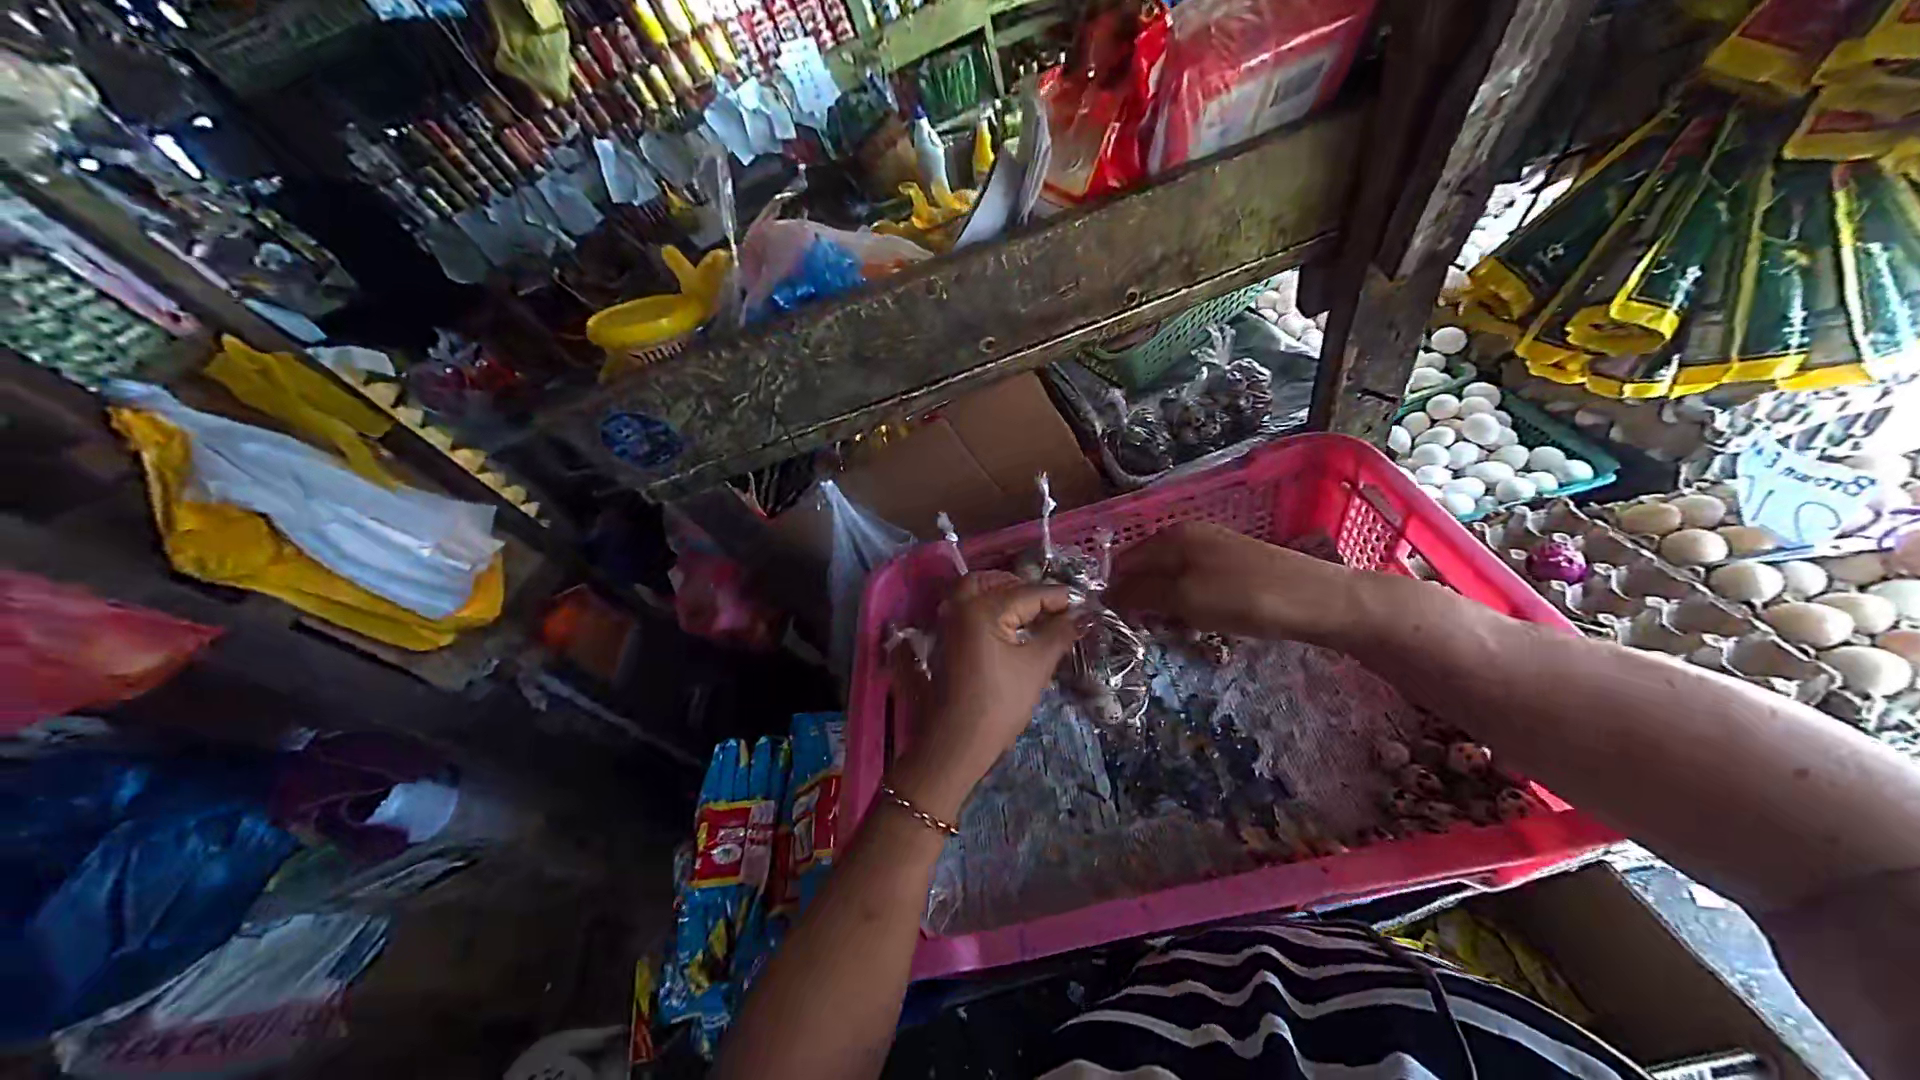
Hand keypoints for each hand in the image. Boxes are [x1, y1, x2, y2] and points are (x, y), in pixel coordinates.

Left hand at [891, 571, 1080, 819]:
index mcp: (981, 608)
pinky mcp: (945, 638)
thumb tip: (1084, 616)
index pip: (1027, 593)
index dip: (1058, 598)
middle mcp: (959, 605)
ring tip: (1032, 610)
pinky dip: (987, 606)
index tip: (1082, 606)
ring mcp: (947, 622)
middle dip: (1026, 588)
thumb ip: (1059, 634)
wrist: (956, 742)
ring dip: (1002, 592)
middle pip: (995, 582)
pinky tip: (1010, 624)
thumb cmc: (998, 704)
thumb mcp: (1035, 666)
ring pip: (976, 590)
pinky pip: (967, 607)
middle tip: (1054, 606)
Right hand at [1105, 522, 1357, 643]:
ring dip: (1168, 610)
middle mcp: (1187, 537)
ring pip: (1171, 583)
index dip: (1116, 594)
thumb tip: (1104, 596)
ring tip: (1183, 632)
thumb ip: (1139, 595)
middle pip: (1146, 572)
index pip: (1123, 563)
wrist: (1317, 601)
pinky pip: (1195, 588)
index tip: (1123, 626)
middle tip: (1156, 632)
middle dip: (1143, 604)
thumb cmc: (1243, 597)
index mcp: (1170, 537)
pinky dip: (1192, 608)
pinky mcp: (1233, 568)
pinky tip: (1206, 625)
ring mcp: (1213, 551)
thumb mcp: (1182, 598)